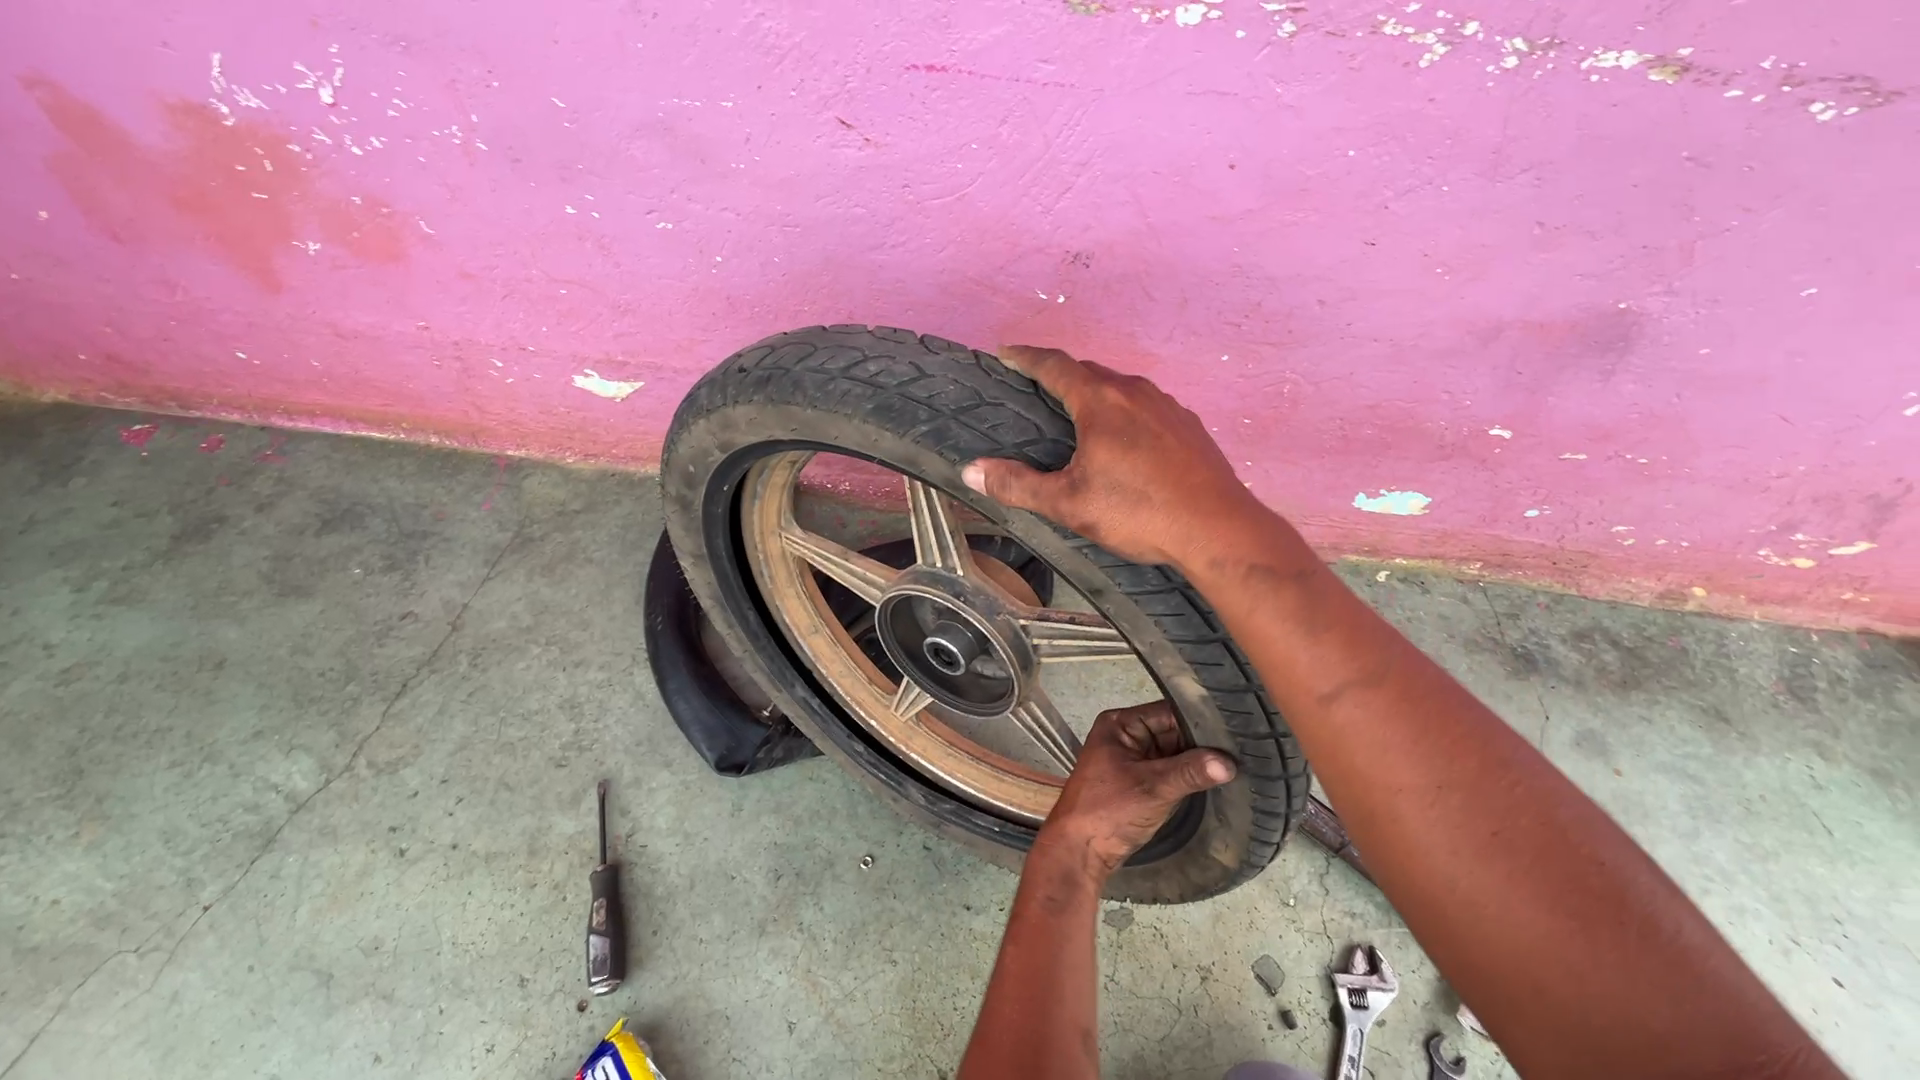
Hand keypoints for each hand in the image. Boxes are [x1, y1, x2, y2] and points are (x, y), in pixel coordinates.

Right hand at [963, 345, 1265, 567]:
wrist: (1217, 529)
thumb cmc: (1138, 512)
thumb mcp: (1068, 504)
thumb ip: (1018, 485)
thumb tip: (970, 470)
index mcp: (1101, 402)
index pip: (1055, 365)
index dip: (1026, 357)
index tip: (1006, 353)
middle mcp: (1136, 392)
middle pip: (1090, 372)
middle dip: (1060, 375)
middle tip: (1037, 387)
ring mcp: (1168, 407)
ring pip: (1122, 388)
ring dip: (1096, 392)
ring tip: (1079, 414)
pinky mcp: (1190, 427)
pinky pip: (1147, 407)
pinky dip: (1126, 412)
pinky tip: (1127, 440)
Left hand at [1037, 701, 1235, 876]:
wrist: (1080, 852)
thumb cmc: (1108, 811)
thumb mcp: (1152, 787)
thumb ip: (1191, 772)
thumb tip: (1231, 762)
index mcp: (1120, 724)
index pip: (1169, 712)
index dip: (1201, 720)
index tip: (1237, 727)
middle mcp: (1128, 736)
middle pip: (1175, 732)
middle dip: (1205, 743)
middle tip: (1245, 747)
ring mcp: (1136, 760)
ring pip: (1177, 754)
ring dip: (1201, 762)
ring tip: (1241, 760)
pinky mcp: (1142, 783)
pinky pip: (1173, 772)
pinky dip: (1191, 777)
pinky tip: (1221, 778)